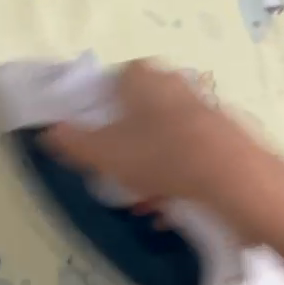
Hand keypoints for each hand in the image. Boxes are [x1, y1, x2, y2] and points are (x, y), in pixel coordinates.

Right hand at [42, 60, 283, 244]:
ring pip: (167, 142)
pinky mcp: (229, 139)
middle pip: (141, 116)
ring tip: (148, 204)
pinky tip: (176, 208)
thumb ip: (74, 142)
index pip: (112, 84)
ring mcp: (206, 110)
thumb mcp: (105, 153)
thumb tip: (48, 132)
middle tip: (122, 182)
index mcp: (143, 76)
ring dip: (154, 173)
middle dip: (129, 152)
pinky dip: (181, 181)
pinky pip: (193, 160)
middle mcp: (177, 84)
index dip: (100, 115)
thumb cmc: (161, 157)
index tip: (98, 147)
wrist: (235, 178)